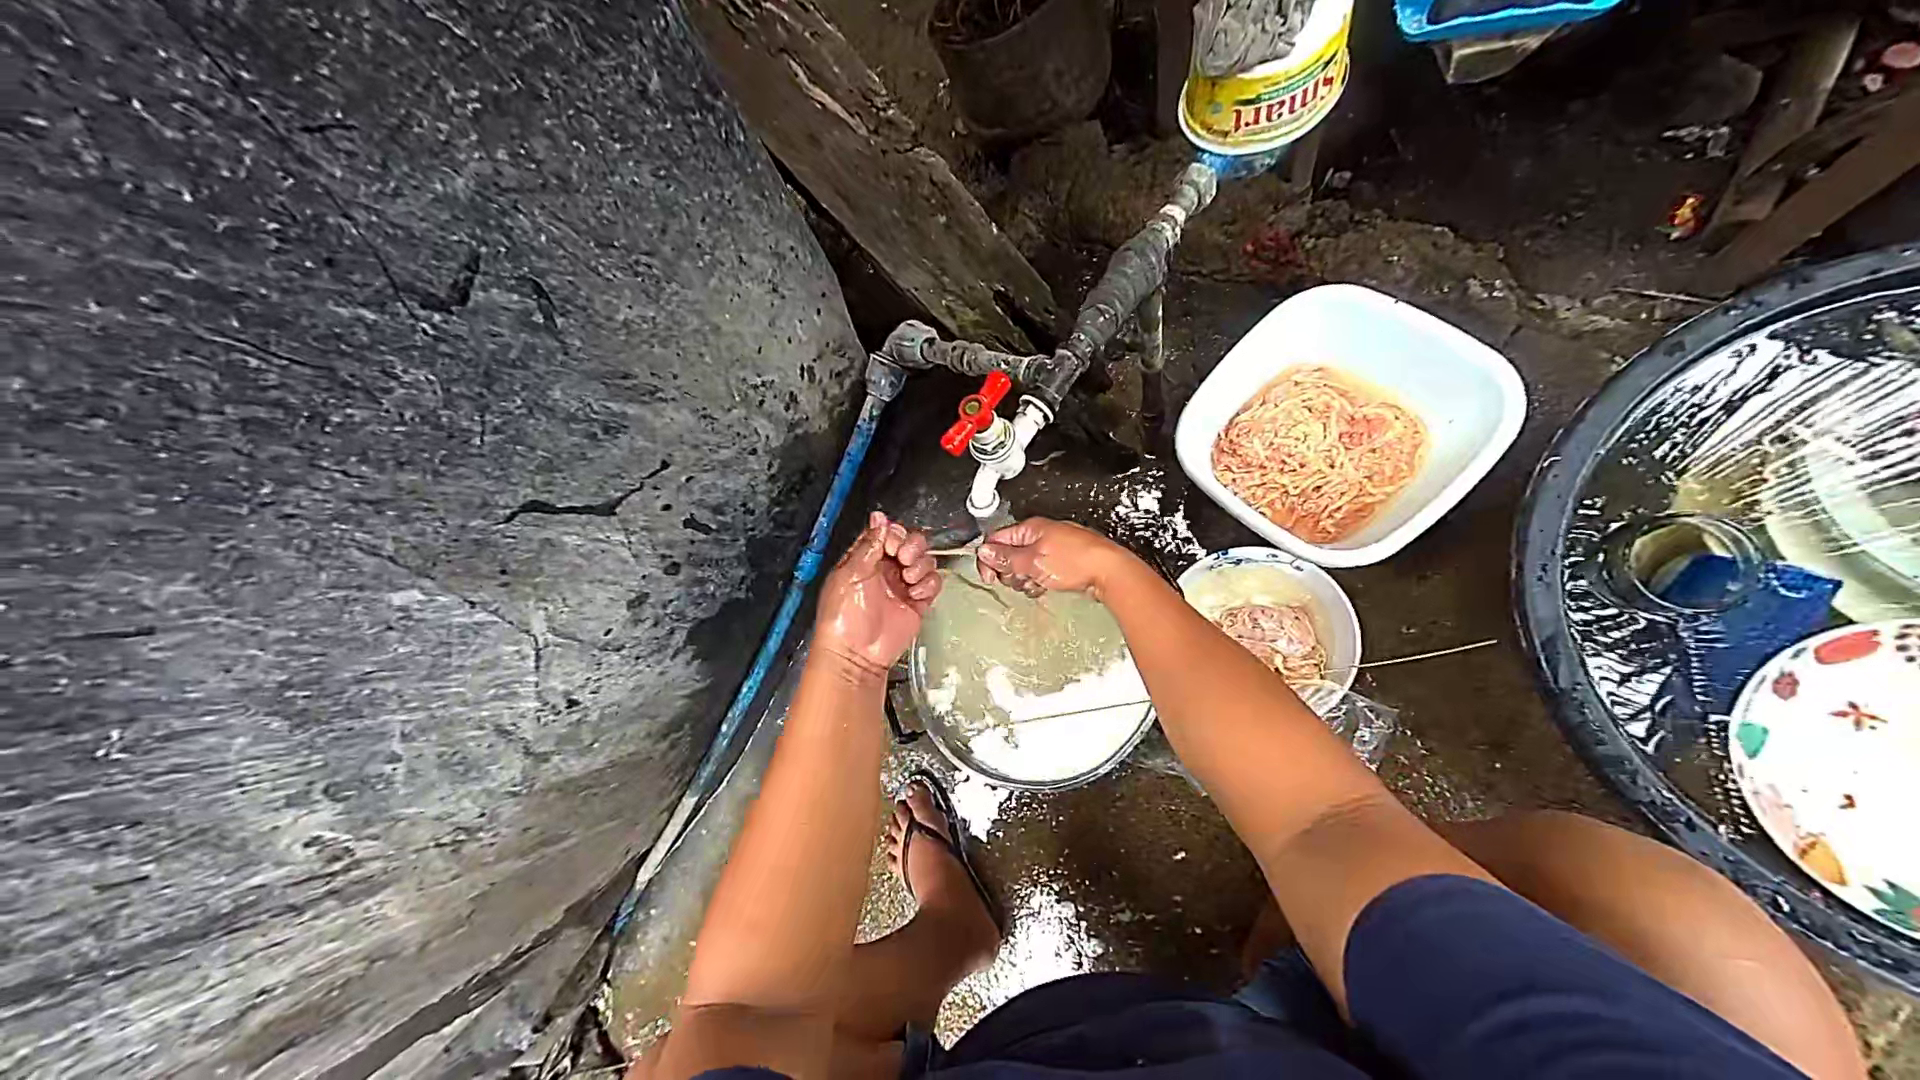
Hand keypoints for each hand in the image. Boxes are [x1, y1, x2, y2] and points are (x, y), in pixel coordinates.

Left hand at [813, 511, 940, 679]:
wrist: (856, 654)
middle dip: (911, 547)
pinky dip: (928, 585)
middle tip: (903, 559)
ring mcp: (902, 586)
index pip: (887, 533)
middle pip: (910, 543)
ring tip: (908, 579)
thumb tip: (879, 519)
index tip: (892, 544)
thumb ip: (868, 544)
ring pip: (924, 561)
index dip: (894, 534)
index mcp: (865, 559)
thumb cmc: (842, 619)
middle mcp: (885, 569)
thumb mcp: (849, 573)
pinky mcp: (917, 602)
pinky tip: (915, 595)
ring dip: (920, 566)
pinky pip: (933, 583)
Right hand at [975, 517, 1133, 600]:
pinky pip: (1040, 573)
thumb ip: (1006, 558)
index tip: (990, 577)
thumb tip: (984, 552)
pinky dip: (1039, 582)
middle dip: (1010, 572)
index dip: (989, 559)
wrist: (1109, 572)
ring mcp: (1052, 550)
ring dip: (1025, 580)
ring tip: (1037, 583)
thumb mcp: (1033, 561)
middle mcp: (1040, 536)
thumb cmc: (1077, 560)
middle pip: (1009, 555)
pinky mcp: (1061, 564)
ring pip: (1024, 567)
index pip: (996, 540)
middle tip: (1021, 578)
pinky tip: (1046, 587)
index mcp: (1030, 529)